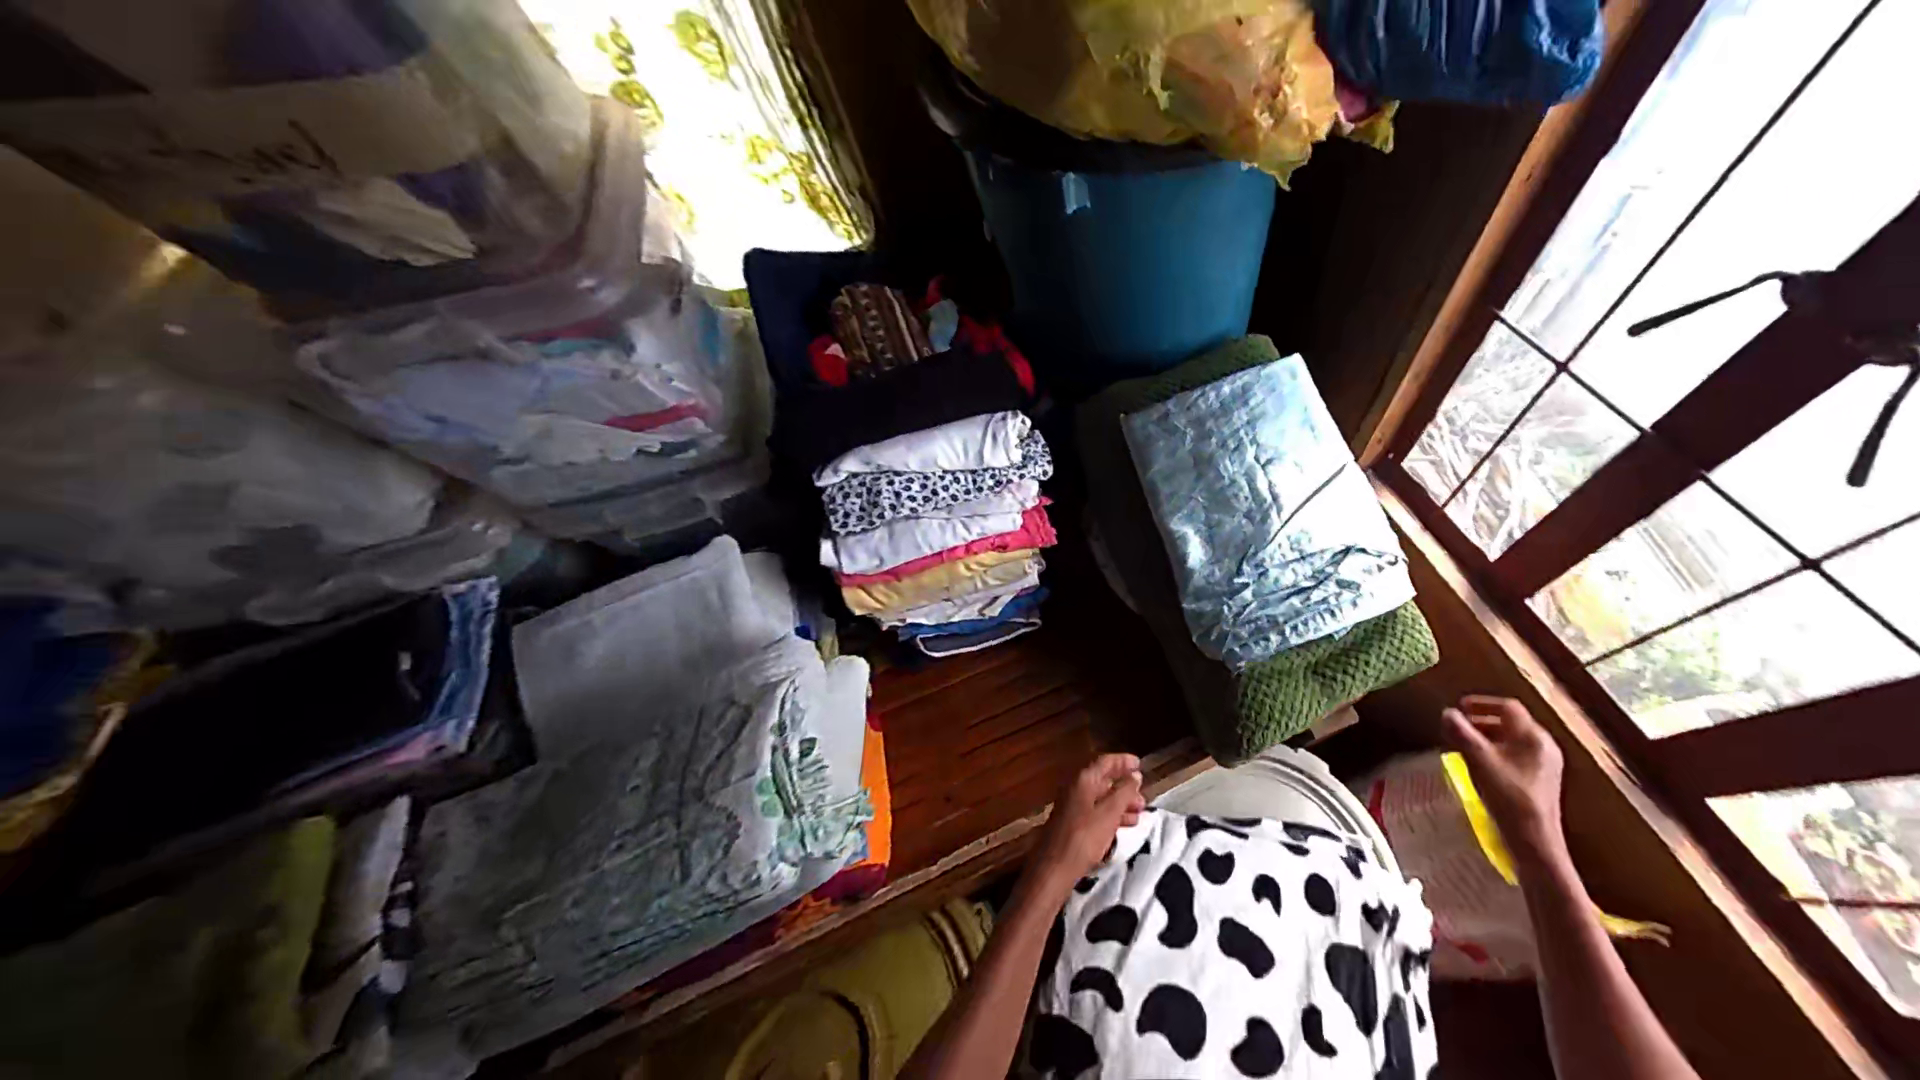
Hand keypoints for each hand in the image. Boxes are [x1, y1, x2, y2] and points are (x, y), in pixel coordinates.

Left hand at [1027, 753, 1145, 900]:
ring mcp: (1073, 805)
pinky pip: (1096, 812)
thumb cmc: (1084, 836)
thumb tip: (1135, 775)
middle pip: (1103, 780)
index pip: (1105, 762)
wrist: (1055, 866)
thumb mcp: (1109, 813)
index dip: (1123, 761)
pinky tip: (1125, 825)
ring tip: (1140, 813)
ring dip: (1121, 803)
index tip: (1140, 763)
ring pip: (1101, 798)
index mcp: (1083, 780)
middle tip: (1143, 797)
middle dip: (1125, 787)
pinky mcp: (1073, 823)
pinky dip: (1112, 815)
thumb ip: (1124, 792)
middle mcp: (1076, 788)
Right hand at [1442, 695, 1566, 866]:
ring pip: (1512, 739)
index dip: (1481, 702)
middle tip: (1457, 725)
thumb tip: (1446, 713)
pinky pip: (1516, 754)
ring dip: (1486, 736)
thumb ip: (1460, 732)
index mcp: (1533, 737)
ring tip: (1463, 743)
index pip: (1508, 707)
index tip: (1459, 707)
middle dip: (1481, 720)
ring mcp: (1545, 764)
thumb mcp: (1477, 759)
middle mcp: (1544, 746)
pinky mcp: (1541, 779)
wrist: (1533, 837)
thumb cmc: (1506, 794)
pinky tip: (1480, 763)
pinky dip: (1495, 750)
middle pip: (1510, 722)